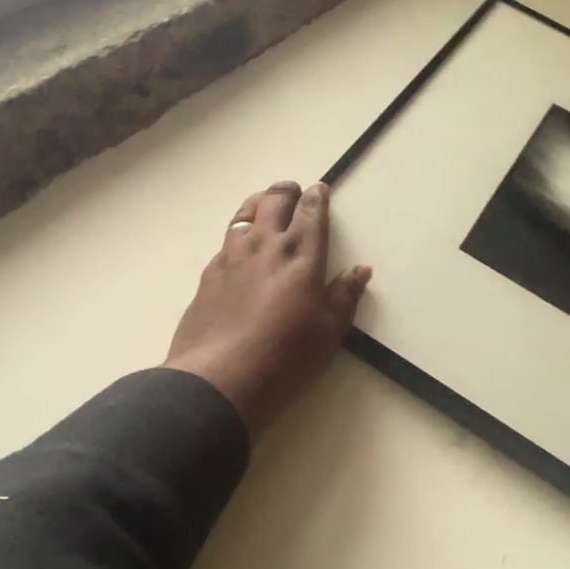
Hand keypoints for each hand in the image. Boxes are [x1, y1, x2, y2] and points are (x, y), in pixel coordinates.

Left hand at [163, 181, 371, 439]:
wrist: (219, 379)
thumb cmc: (285, 359)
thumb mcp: (328, 333)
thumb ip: (344, 296)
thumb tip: (361, 270)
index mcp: (301, 256)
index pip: (310, 213)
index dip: (316, 197)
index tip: (319, 189)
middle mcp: (266, 246)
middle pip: (274, 202)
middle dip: (286, 191)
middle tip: (293, 190)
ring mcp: (232, 257)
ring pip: (244, 213)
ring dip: (258, 202)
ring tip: (265, 203)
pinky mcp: (208, 274)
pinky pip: (226, 240)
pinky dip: (238, 233)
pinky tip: (240, 246)